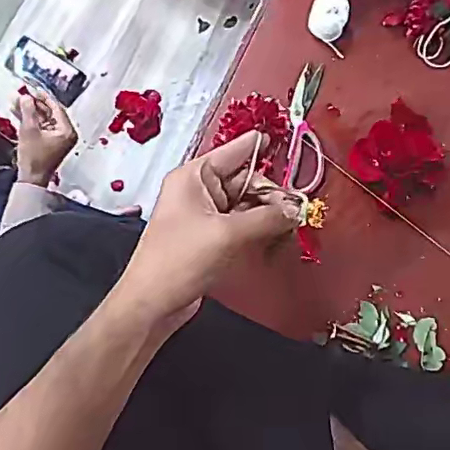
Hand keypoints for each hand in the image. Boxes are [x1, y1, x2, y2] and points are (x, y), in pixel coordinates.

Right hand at [14, 88, 77, 183]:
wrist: (31, 178)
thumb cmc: (34, 158)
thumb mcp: (29, 130)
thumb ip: (28, 111)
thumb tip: (27, 97)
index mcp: (67, 131)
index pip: (57, 108)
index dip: (44, 97)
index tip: (33, 89)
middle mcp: (66, 134)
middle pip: (50, 112)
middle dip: (35, 103)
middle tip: (24, 93)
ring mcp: (58, 138)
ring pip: (44, 119)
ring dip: (30, 110)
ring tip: (17, 100)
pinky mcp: (49, 142)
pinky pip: (41, 127)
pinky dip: (30, 120)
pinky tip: (18, 111)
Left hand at [115, 131, 300, 323]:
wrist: (153, 304)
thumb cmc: (178, 262)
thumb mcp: (227, 234)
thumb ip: (268, 218)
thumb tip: (296, 209)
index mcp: (194, 176)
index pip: (236, 151)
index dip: (262, 148)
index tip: (286, 145)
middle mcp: (200, 190)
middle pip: (248, 181)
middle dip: (273, 195)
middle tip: (294, 212)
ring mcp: (206, 214)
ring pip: (249, 204)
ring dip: (270, 215)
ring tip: (289, 228)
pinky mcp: (212, 236)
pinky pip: (244, 224)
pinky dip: (261, 230)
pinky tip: (277, 239)